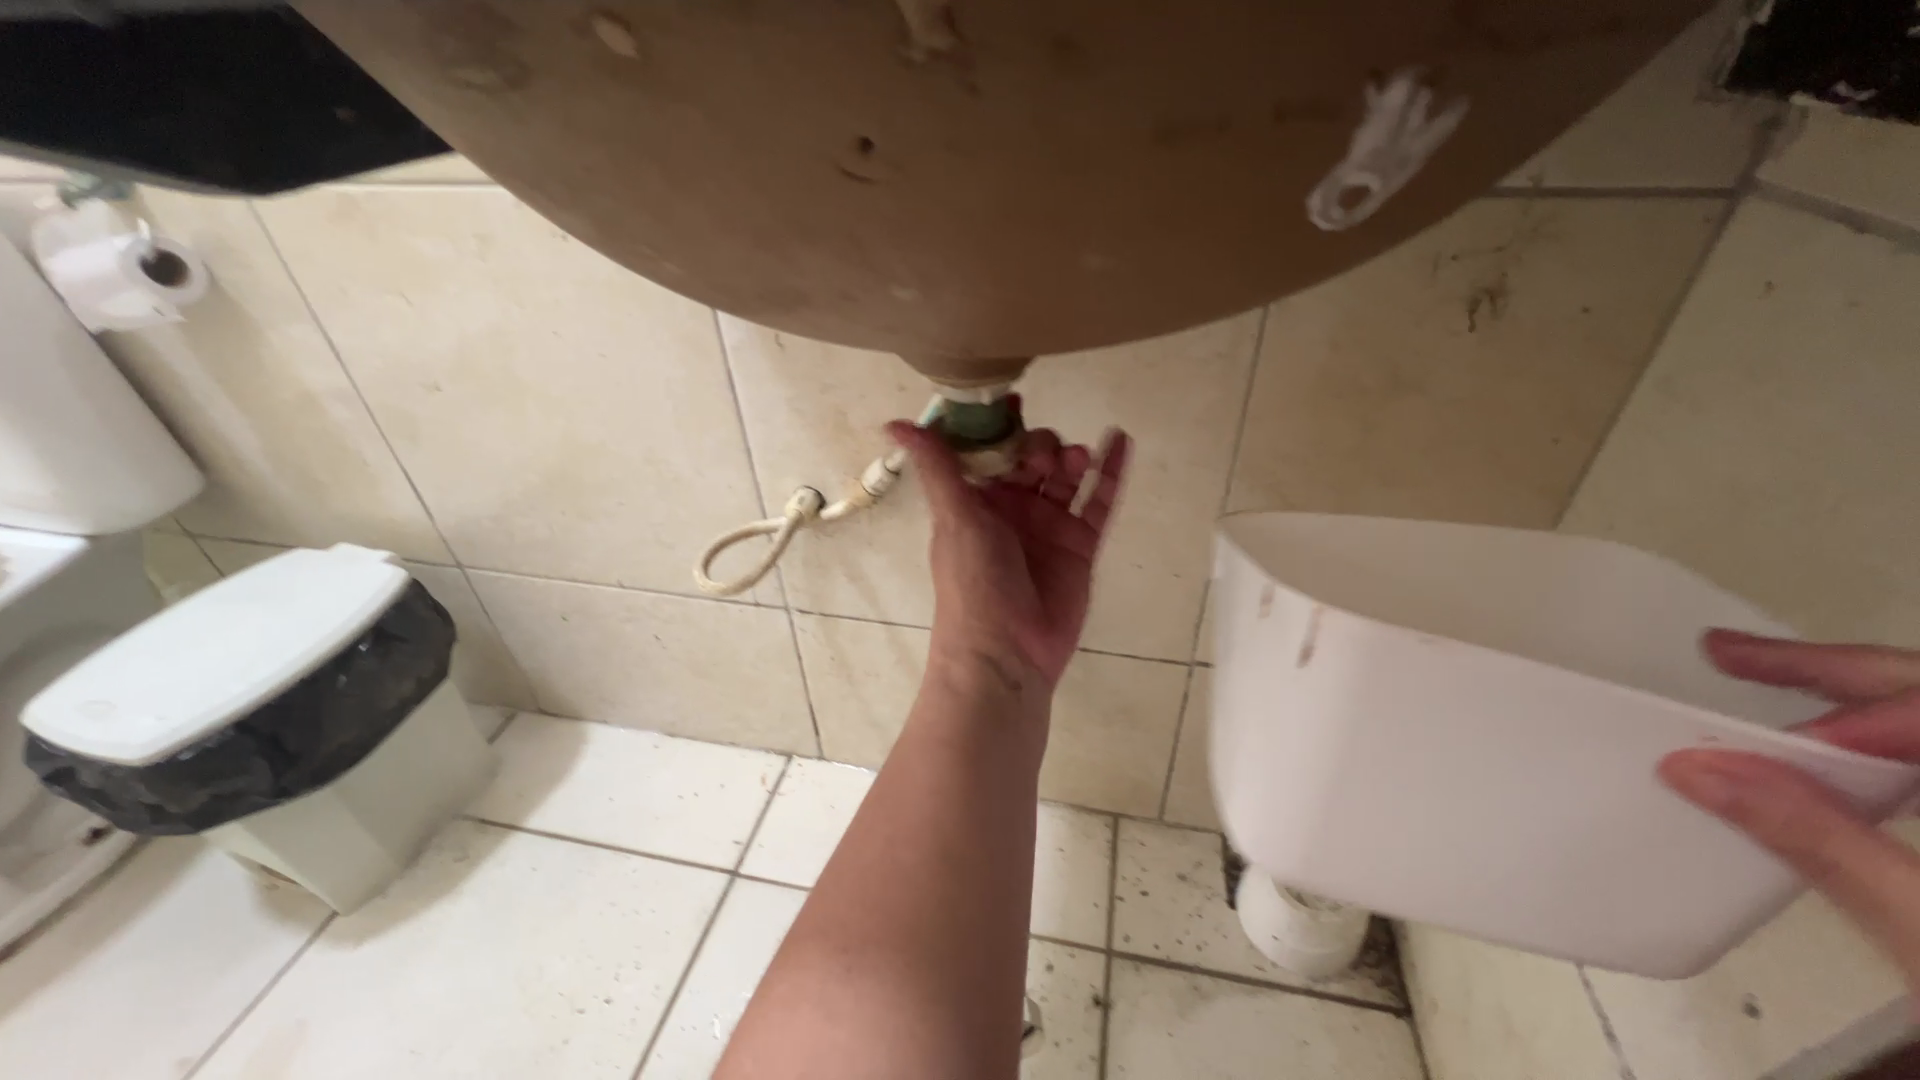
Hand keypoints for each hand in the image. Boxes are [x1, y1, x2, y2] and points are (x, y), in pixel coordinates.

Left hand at [885, 408, 1129, 693]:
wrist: (1007, 651)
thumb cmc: (973, 582)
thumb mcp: (953, 517)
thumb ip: (937, 467)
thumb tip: (894, 422)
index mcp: (977, 502)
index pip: (991, 452)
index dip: (1000, 427)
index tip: (1010, 400)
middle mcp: (1013, 510)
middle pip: (1032, 460)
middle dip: (1039, 446)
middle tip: (1042, 455)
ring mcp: (1049, 527)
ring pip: (1066, 477)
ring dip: (1072, 456)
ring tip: (1074, 458)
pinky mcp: (1080, 545)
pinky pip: (1099, 502)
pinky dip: (1111, 472)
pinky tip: (1121, 441)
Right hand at [1660, 630, 1919, 992]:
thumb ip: (1821, 845)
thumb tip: (1699, 770)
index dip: (1854, 707)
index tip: (1765, 736)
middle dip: (1830, 670)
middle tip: (1726, 655)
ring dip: (1844, 702)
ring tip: (1761, 679)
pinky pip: (1913, 766)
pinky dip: (1866, 748)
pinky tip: (1820, 752)